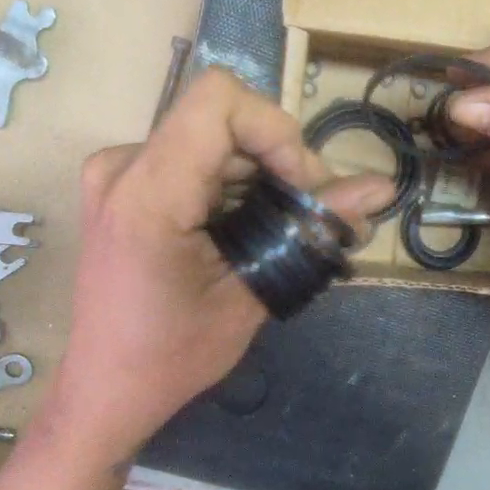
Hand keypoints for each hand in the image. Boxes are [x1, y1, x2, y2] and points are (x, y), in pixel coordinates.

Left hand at [50, 69, 391, 454]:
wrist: (106, 388)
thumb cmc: (174, 356)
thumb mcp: (253, 293)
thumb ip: (314, 231)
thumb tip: (383, 186)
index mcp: (148, 194)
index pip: (221, 101)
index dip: (277, 132)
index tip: (303, 189)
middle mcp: (123, 165)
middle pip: (224, 118)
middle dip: (280, 160)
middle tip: (310, 219)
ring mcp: (117, 171)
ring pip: (214, 137)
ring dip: (261, 175)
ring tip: (283, 229)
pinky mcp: (123, 183)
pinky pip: (193, 156)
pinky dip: (233, 184)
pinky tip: (246, 229)